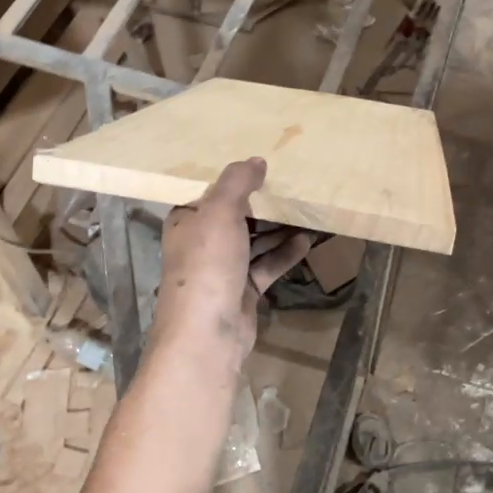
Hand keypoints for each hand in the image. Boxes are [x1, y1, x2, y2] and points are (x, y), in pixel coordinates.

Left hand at [154, 158, 310, 367]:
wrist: (207, 332)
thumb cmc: (208, 263)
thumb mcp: (220, 211)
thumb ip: (238, 182)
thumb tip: (257, 160)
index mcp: (186, 221)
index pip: (210, 193)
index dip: (234, 180)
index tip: (263, 165)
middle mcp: (201, 243)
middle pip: (235, 216)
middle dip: (262, 204)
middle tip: (292, 186)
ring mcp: (222, 269)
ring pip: (254, 241)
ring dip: (277, 228)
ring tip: (305, 211)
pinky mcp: (242, 291)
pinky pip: (266, 265)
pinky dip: (284, 253)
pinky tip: (306, 241)